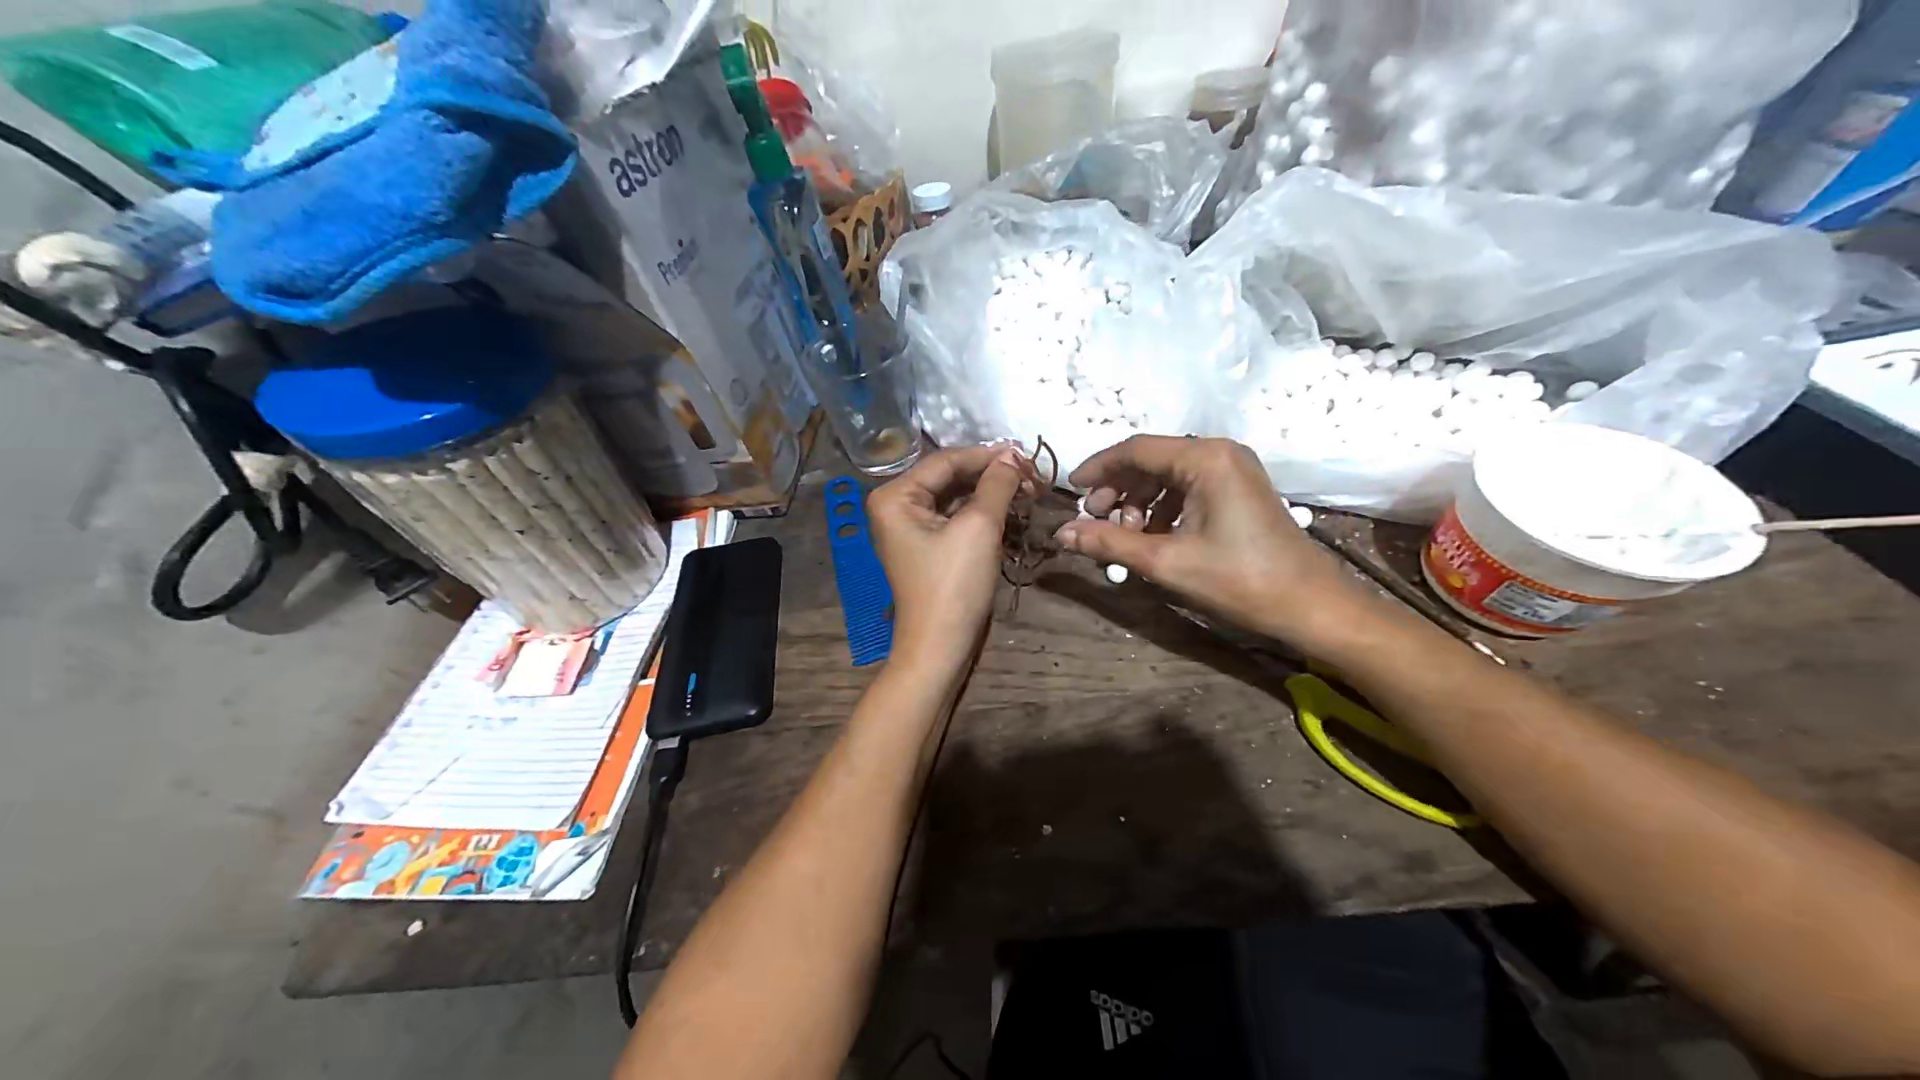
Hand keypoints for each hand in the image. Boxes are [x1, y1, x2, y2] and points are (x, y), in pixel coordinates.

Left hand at [867, 444, 1033, 667]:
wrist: (940, 647)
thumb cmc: (953, 585)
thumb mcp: (978, 527)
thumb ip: (996, 484)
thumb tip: (1013, 454)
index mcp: (895, 496)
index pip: (946, 461)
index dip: (987, 455)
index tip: (1025, 454)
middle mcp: (896, 506)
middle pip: (949, 477)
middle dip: (990, 475)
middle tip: (1030, 474)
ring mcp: (909, 528)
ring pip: (955, 497)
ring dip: (989, 493)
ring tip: (1026, 489)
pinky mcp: (927, 547)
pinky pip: (954, 518)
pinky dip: (982, 513)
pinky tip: (1009, 509)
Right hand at [1054, 436, 1365, 647]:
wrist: (1311, 606)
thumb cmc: (1239, 580)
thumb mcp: (1165, 561)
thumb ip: (1109, 542)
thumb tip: (1060, 534)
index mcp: (1204, 458)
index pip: (1135, 450)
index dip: (1097, 468)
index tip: (1070, 492)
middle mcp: (1219, 452)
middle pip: (1150, 459)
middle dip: (1117, 489)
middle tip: (1094, 520)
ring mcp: (1233, 469)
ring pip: (1167, 474)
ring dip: (1138, 501)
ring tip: (1124, 534)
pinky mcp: (1239, 488)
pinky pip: (1187, 487)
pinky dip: (1162, 507)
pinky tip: (1153, 536)